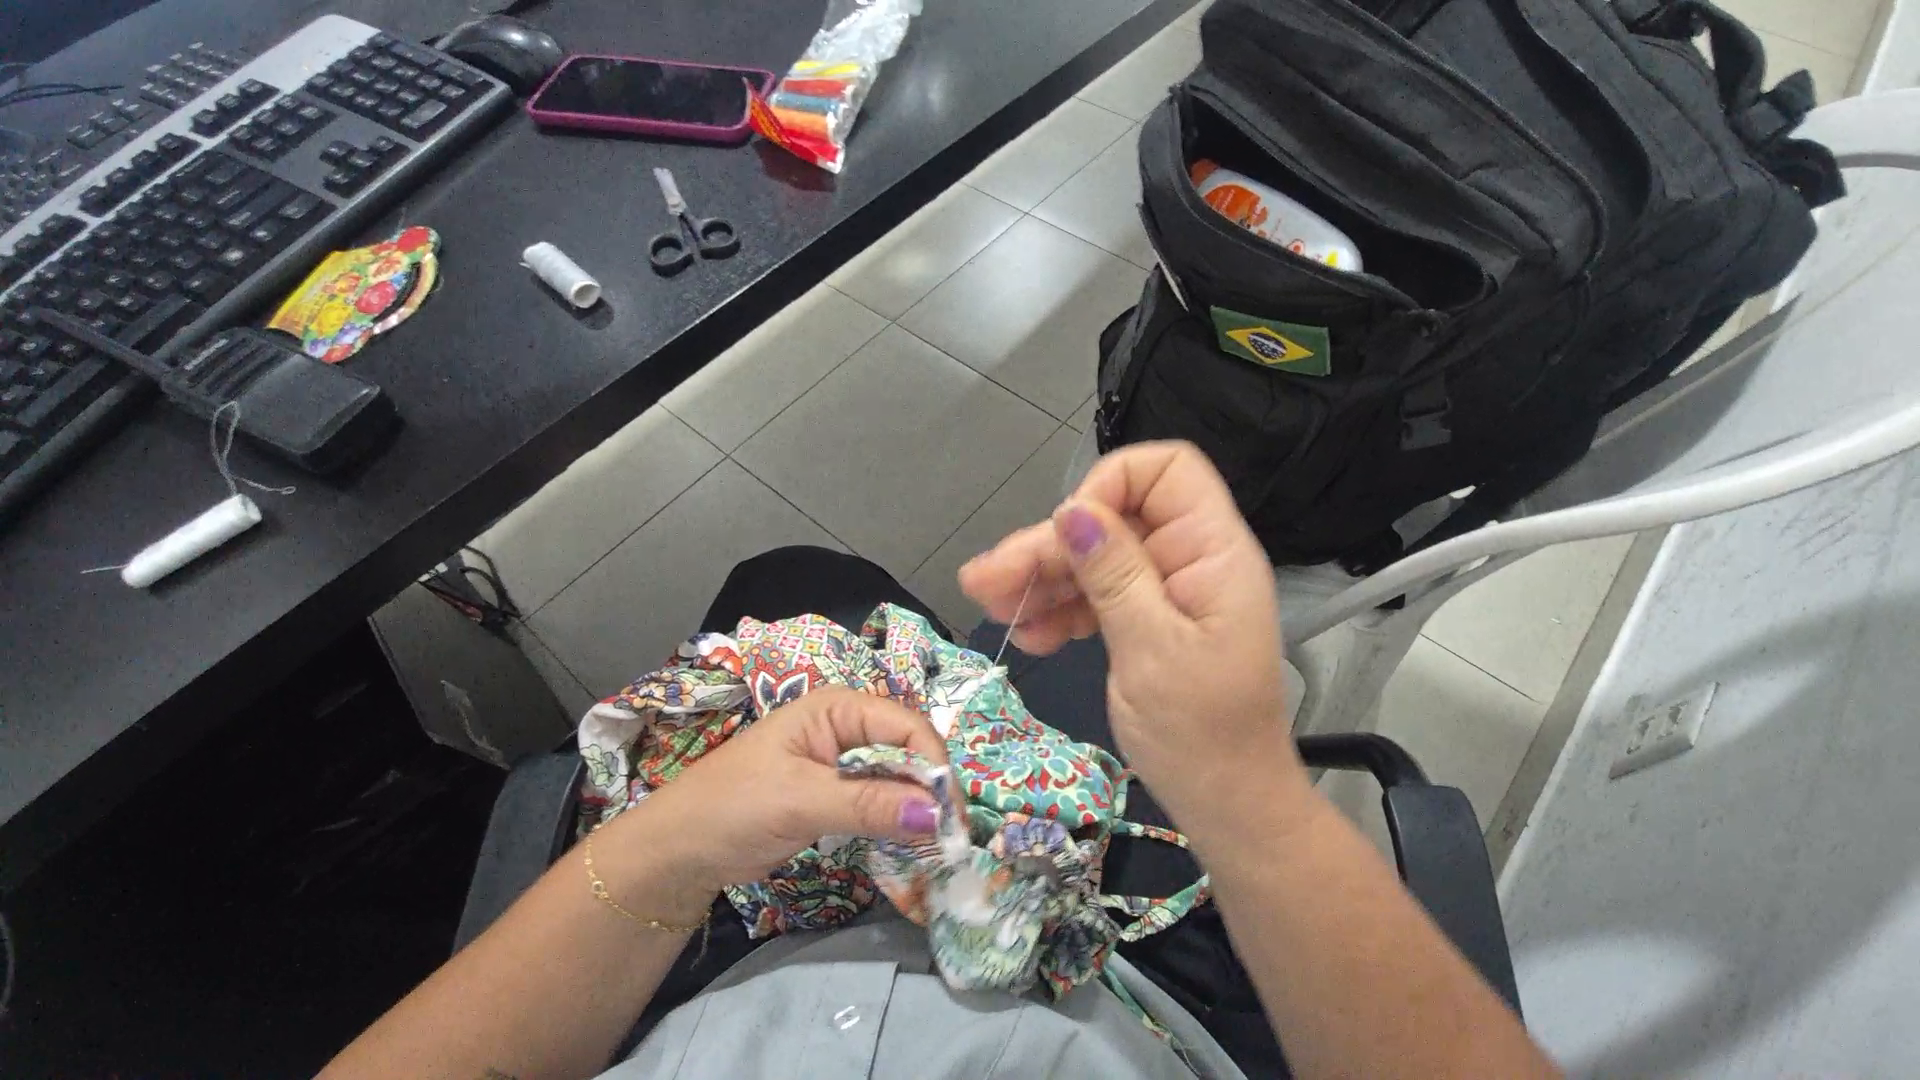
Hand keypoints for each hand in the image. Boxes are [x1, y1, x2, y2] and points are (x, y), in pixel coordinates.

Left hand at [598, 686, 949, 904]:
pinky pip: (883, 802)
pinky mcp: (839, 795)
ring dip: (918, 809)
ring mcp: (843, 762)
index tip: (951, 818)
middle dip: (931, 790)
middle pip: (909, 751)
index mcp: (838, 708)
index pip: (907, 727)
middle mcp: (848, 728)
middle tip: (951, 840)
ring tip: (939, 847)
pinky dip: (899, 822)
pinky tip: (912, 845)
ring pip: (900, 779)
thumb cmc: (733, 806)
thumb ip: (869, 804)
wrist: (680, 849)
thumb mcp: (801, 800)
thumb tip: (936, 816)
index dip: (934, 768)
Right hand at [958, 441, 1307, 830]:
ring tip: (990, 608)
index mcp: (1211, 552)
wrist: (1227, 806)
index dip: (1111, 484)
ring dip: (1041, 580)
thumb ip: (1114, 576)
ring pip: (1093, 558)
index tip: (1066, 529)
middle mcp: (1188, 559)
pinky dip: (1059, 611)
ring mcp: (1165, 591)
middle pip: (1111, 520)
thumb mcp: (1152, 652)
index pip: (1167, 471)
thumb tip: (1072, 510)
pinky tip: (1030, 637)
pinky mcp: (1144, 621)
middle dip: (1048, 546)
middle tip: (985, 581)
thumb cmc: (1202, 735)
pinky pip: (1095, 597)